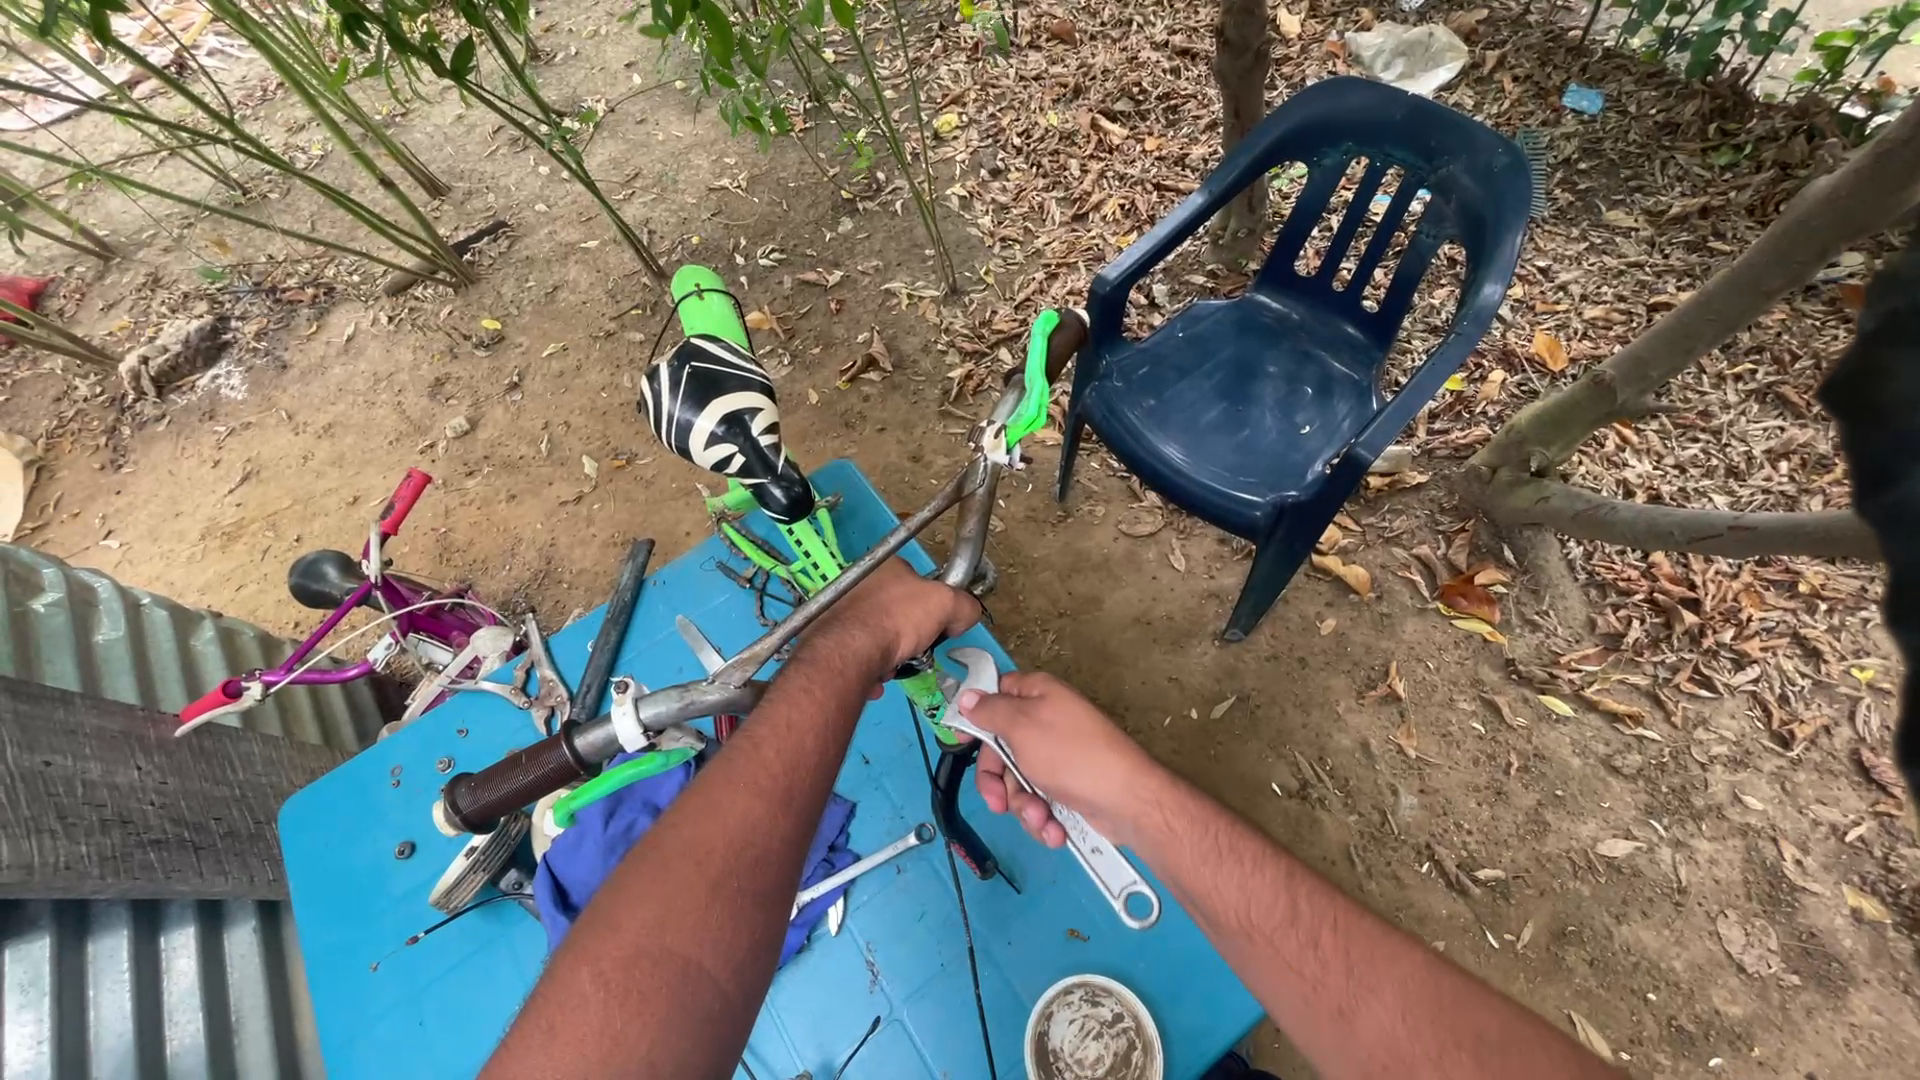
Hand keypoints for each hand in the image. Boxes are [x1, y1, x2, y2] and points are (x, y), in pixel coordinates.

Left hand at [802, 557, 980, 679]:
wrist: (850, 651)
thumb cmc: (899, 619)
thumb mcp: (947, 604)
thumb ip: (964, 606)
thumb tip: (965, 616)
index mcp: (889, 567)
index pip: (919, 582)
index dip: (933, 605)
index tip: (937, 625)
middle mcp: (861, 584)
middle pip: (899, 612)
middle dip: (911, 635)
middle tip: (917, 648)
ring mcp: (842, 611)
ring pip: (879, 636)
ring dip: (891, 654)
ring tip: (894, 665)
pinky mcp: (830, 638)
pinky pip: (860, 655)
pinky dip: (871, 667)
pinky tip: (876, 674)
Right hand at [956, 672, 1155, 847]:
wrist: (1127, 801)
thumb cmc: (1071, 755)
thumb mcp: (1022, 726)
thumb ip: (990, 710)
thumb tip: (967, 696)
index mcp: (1036, 695)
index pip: (994, 695)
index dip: (975, 717)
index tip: (960, 741)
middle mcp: (1046, 720)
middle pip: (1000, 747)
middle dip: (999, 781)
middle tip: (998, 802)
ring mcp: (1057, 756)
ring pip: (1018, 780)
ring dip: (1024, 806)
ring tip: (1041, 819)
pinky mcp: (1067, 786)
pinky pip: (1039, 800)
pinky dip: (1043, 818)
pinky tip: (1054, 829)